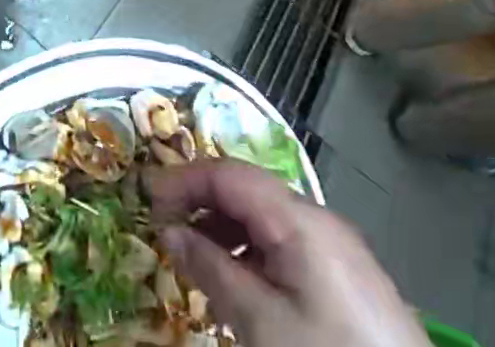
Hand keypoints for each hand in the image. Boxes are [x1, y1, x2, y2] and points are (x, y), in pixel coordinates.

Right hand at [147, 160, 427, 346]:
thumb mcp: (259, 321)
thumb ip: (209, 268)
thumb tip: (170, 233)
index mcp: (299, 220)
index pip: (227, 174)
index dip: (182, 180)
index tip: (147, 201)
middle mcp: (320, 220)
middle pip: (246, 188)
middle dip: (199, 200)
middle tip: (164, 225)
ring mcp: (339, 247)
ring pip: (265, 215)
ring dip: (222, 225)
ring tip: (195, 256)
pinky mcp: (348, 276)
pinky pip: (286, 241)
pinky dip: (250, 247)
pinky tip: (237, 278)